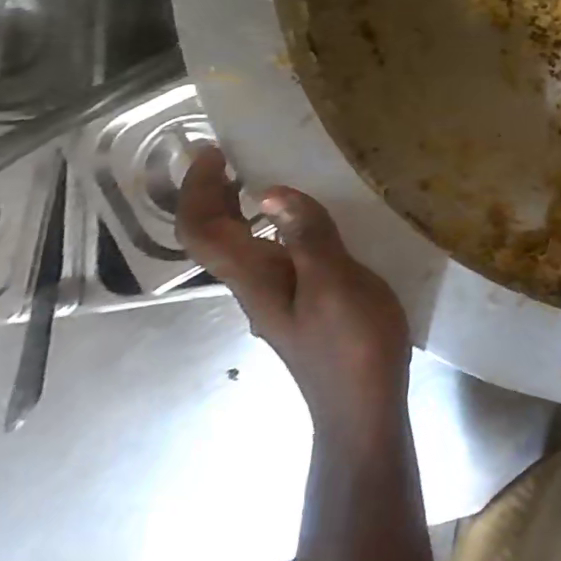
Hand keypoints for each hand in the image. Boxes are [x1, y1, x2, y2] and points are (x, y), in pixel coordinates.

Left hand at [176, 147, 411, 436]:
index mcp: (255, 278)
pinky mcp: (299, 311)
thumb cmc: (351, 346)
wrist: (362, 409)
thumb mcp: (336, 283)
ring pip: (239, 250)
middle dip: (212, 195)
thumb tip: (271, 190)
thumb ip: (307, 236)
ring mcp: (276, 303)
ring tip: (265, 183)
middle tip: (232, 158)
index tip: (213, 151)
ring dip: (238, 212)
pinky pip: (269, 260)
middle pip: (213, 239)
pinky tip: (304, 230)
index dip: (198, 188)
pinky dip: (269, 232)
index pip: (202, 229)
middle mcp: (255, 289)